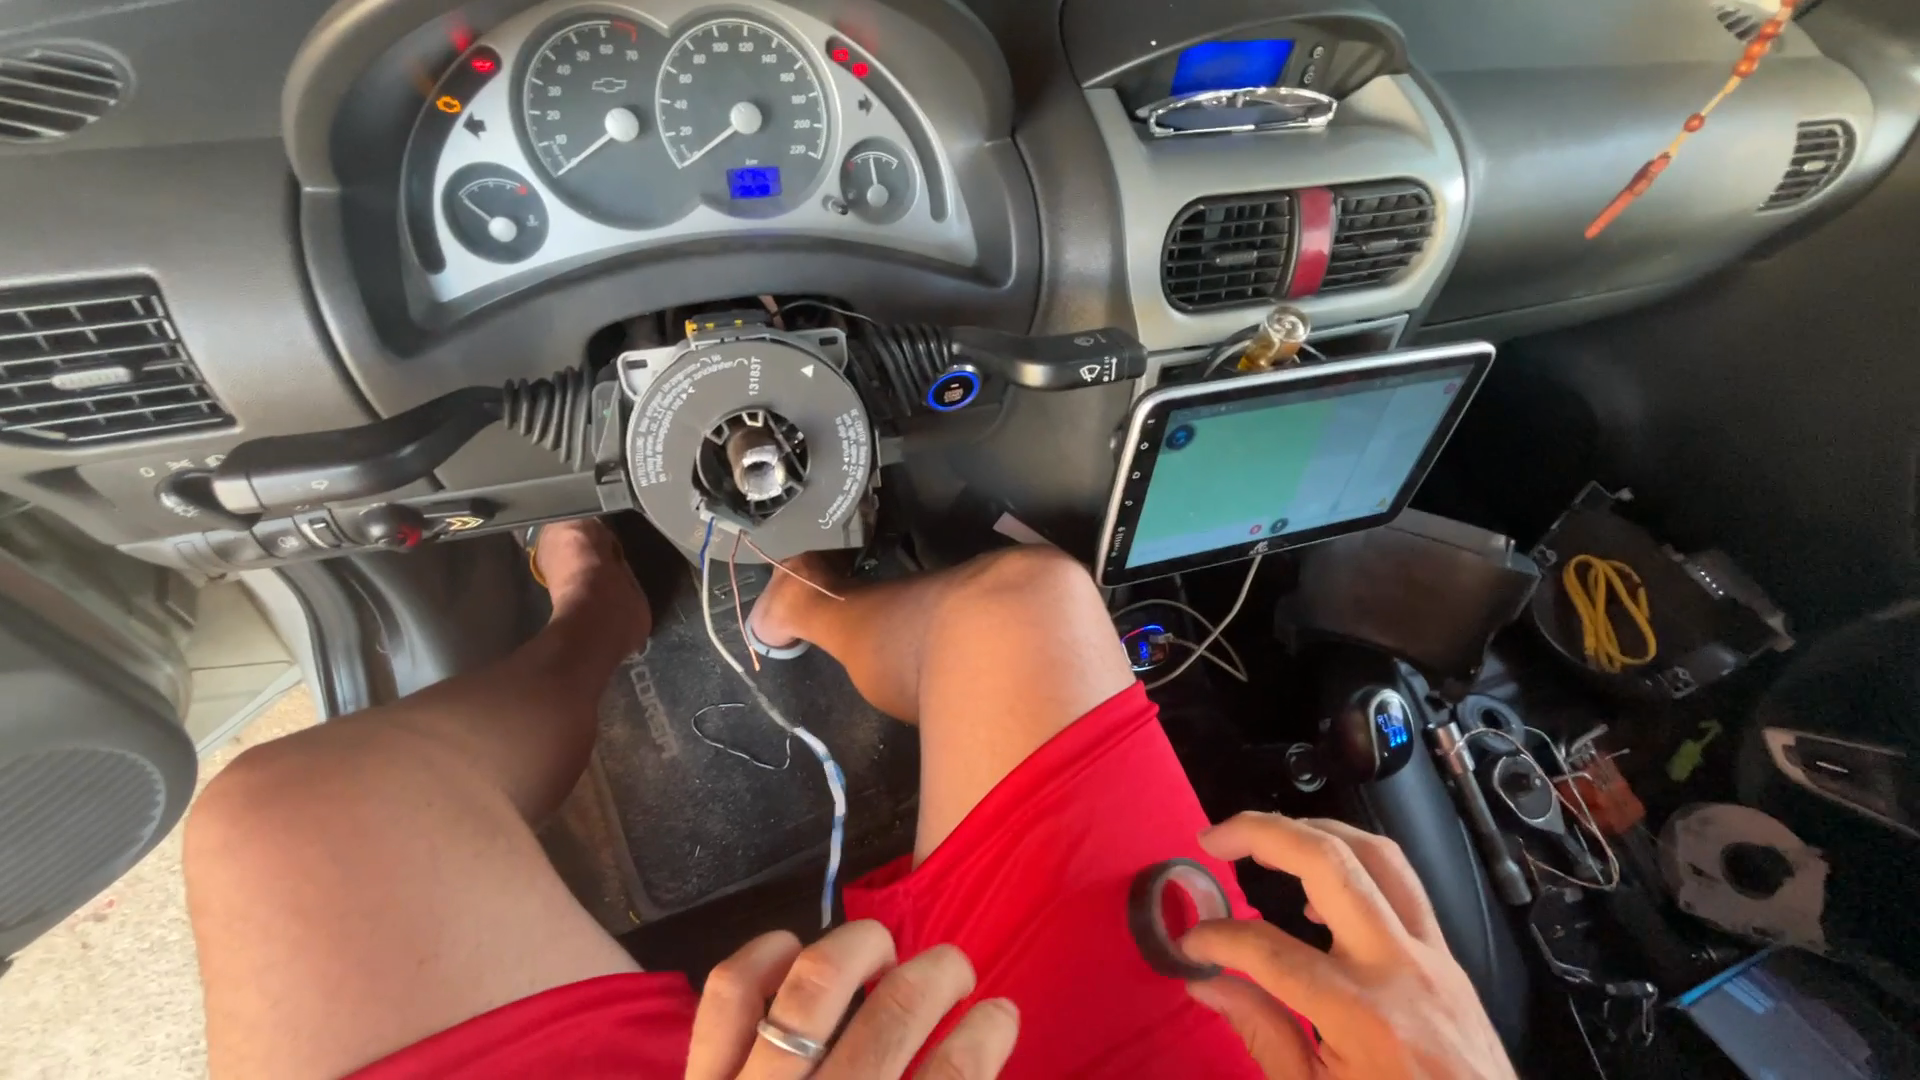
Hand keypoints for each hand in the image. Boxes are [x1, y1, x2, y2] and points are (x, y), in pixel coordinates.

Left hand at [686, 920, 1019, 1078]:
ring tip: (886, 953)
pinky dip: (767, 953)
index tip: (1002, 1012)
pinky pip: (733, 992)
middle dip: (942, 972)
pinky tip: (794, 951)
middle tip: (956, 972)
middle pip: (894, 1015)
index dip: (988, 1035)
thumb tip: (977, 1055)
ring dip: (866, 946)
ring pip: (818, 980)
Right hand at [1180, 814, 1515, 1079]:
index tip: (1189, 943)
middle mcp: (1400, 967)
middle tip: (1213, 838)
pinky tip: (1320, 885)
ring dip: (1311, 830)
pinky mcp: (1448, 958)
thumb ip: (1261, 1032)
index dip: (1216, 938)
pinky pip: (1400, 882)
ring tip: (1265, 838)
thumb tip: (1205, 981)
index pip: (1267, 948)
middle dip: (1260, 832)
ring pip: (1375, 852)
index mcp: (1361, 1016)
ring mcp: (1434, 956)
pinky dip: (1351, 861)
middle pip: (1328, 861)